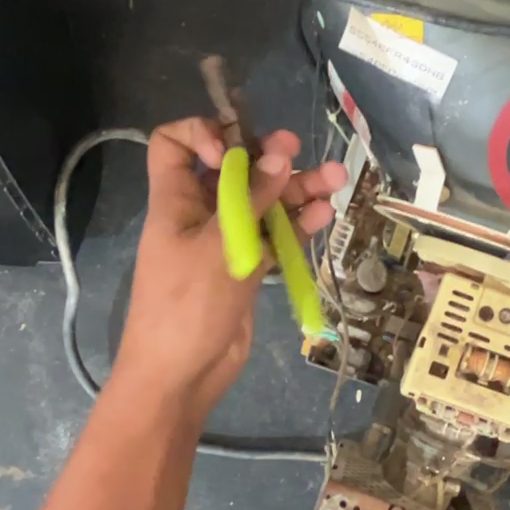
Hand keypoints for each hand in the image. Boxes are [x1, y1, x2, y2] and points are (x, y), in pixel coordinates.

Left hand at [107, 118, 346, 422]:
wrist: (182, 375)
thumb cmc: (186, 305)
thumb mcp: (219, 247)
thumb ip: (251, 201)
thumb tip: (279, 156)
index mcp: (175, 200)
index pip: (173, 145)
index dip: (202, 134)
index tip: (233, 149)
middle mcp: (200, 214)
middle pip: (234, 172)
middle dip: (267, 159)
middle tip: (298, 151)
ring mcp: (226, 242)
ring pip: (262, 204)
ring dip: (296, 190)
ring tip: (335, 179)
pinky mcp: (248, 268)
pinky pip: (274, 237)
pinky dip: (297, 225)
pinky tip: (324, 214)